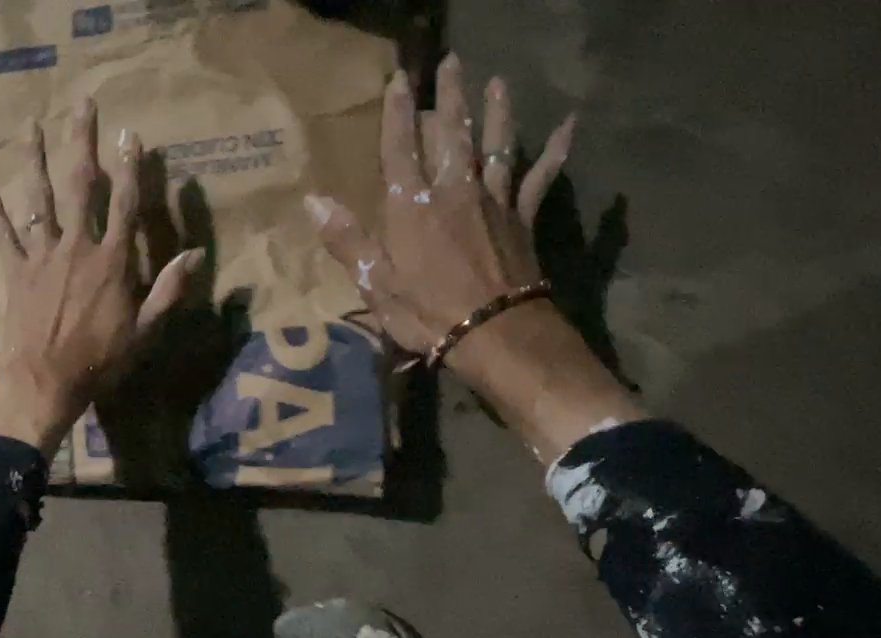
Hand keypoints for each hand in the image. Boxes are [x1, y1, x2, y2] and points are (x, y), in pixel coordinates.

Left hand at [0, 97, 202, 456]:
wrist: (44, 383)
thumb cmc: (98, 363)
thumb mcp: (143, 332)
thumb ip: (168, 291)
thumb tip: (196, 256)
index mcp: (111, 262)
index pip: (124, 204)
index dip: (129, 168)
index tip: (130, 134)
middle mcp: (75, 248)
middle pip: (80, 186)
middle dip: (82, 143)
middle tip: (82, 105)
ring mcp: (40, 257)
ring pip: (38, 199)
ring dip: (35, 160)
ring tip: (31, 126)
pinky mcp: (13, 272)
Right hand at [305, 55, 572, 358]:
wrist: (493, 330)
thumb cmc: (425, 312)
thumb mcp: (374, 282)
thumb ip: (346, 239)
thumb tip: (313, 201)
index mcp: (412, 207)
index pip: (400, 149)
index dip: (397, 114)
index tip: (399, 80)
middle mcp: (454, 192)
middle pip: (452, 134)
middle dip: (450, 97)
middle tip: (451, 63)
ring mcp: (493, 202)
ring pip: (497, 146)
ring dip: (498, 112)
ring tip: (498, 83)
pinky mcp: (521, 219)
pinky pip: (540, 179)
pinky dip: (554, 152)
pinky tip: (568, 126)